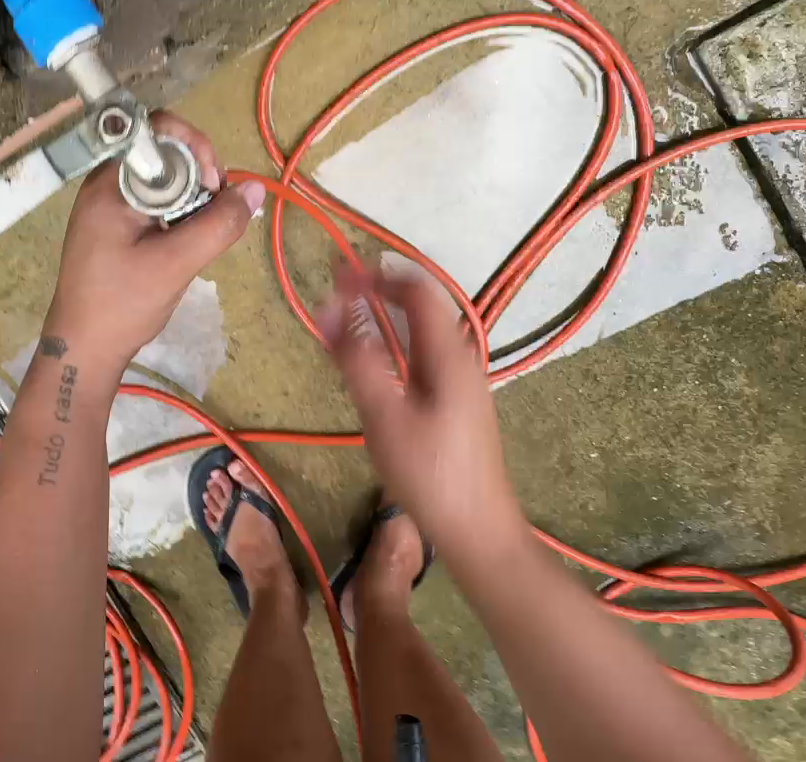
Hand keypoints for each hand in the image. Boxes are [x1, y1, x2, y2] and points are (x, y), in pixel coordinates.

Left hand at [44, 112, 265, 361]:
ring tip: (204, 232)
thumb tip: (255, 189)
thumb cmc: (121, 304)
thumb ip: (217, 225)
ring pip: (166, 178)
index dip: (194, 148)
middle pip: (165, 152)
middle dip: (200, 175)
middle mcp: (108, 183)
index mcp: (110, 182)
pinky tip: (187, 241)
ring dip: (193, 197)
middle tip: (215, 214)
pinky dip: (181, 213)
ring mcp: (111, 203)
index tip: (212, 186)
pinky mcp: (119, 223)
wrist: (85, 346)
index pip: (157, 131)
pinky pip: (158, 200)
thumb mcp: (175, 264)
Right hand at [322, 263, 528, 554]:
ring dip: (384, 316)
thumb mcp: (385, 415)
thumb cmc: (430, 473)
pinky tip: (372, 363)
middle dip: (378, 290)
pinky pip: (421, 354)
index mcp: (448, 354)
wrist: (478, 531)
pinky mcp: (455, 403)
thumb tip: (326, 307)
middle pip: (420, 306)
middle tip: (335, 292)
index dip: (376, 275)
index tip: (337, 274)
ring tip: (345, 318)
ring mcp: (460, 382)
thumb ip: (356, 359)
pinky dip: (393, 342)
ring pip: (421, 331)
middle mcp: (459, 358)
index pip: (416, 289)